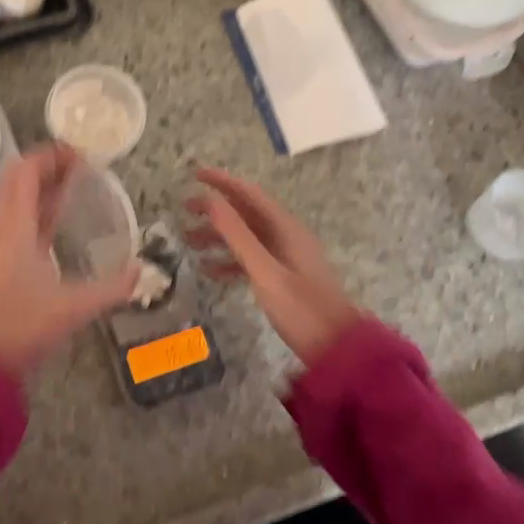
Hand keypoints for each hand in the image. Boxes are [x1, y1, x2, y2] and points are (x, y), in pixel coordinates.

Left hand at [0, 144, 137, 379]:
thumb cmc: (23, 326)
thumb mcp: (72, 307)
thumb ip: (111, 289)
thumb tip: (144, 272)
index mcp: (16, 228)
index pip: (25, 174)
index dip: (49, 155)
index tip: (79, 151)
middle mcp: (6, 229)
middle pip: (19, 179)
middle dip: (48, 164)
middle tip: (81, 163)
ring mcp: (5, 244)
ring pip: (20, 199)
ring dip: (45, 184)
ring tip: (78, 179)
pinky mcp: (8, 260)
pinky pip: (25, 219)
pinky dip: (43, 206)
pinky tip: (65, 214)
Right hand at [186, 168, 361, 365]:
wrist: (338, 349)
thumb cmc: (302, 309)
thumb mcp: (265, 272)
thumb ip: (237, 236)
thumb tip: (210, 200)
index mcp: (285, 228)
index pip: (249, 193)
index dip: (222, 181)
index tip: (195, 174)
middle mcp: (285, 236)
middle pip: (246, 213)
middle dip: (216, 208)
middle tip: (185, 209)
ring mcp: (285, 257)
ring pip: (246, 237)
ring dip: (219, 236)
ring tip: (188, 241)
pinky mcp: (283, 277)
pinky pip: (252, 259)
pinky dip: (230, 260)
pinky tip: (209, 271)